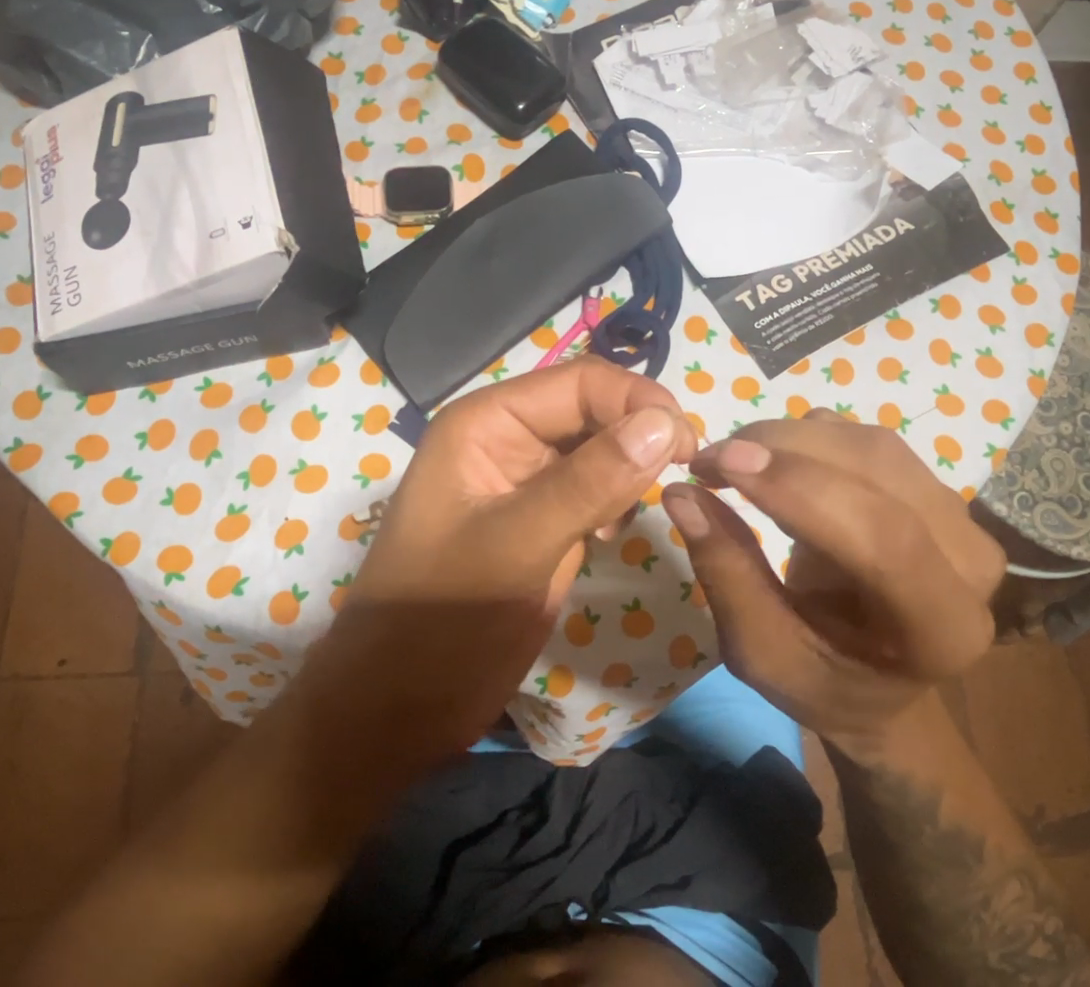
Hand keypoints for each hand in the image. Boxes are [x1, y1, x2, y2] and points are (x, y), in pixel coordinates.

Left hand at [278, 357, 697, 771]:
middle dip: (638, 434)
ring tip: (629, 513)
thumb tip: (665, 423)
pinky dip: (613, 503)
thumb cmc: (443, 621)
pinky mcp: (538, 528)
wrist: (400, 704)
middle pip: (591, 411)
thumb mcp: (518, 545)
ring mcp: (522, 488)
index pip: (579, 383)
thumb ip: (590, 482)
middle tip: (682, 476)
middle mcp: (504, 444)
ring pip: (596, 452)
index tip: (689, 446)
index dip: (638, 401)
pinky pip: (590, 493)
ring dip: (628, 470)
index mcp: (484, 426)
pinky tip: (611, 532)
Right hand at [660, 410, 1004, 747]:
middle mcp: (972, 565)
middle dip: (782, 449)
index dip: (802, 489)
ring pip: (873, 445)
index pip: (884, 540)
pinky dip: (809, 439)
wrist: (879, 685)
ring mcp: (964, 520)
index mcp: (941, 629)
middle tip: (704, 460)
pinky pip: (871, 443)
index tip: (721, 461)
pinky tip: (770, 462)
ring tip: (728, 459)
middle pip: (879, 471)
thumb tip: (682, 494)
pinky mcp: (940, 493)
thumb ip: (727, 575)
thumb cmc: (821, 684)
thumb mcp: (760, 652)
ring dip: (790, 438)